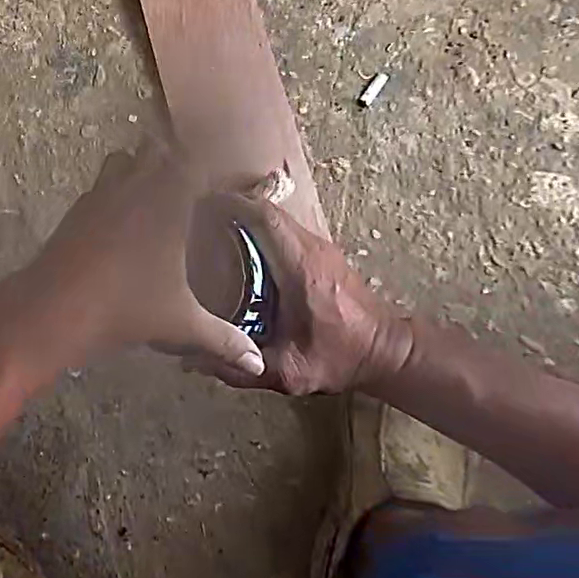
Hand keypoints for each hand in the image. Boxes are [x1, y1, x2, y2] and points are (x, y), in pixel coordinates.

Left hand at [0, 140, 264, 375]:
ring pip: (120, 159)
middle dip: (171, 156)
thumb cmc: (127, 307)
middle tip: (188, 180)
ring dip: (136, 166)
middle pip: (153, 148)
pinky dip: (112, 191)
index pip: (193, 163)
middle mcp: (133, 188)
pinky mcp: (76, 208)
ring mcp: (100, 194)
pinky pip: (98, 185)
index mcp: (167, 203)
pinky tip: (120, 220)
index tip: (218, 177)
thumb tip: (256, 362)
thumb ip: (223, 338)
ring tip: (153, 192)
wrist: (58, 305)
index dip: (206, 165)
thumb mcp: (181, 323)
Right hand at [184, 192, 412, 394]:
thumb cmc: (340, 358)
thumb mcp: (291, 372)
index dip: (229, 205)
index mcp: (302, 268)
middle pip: (263, 208)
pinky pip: (278, 223)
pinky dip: (252, 222)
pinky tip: (230, 238)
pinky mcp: (316, 249)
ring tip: (204, 224)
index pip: (264, 217)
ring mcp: (316, 245)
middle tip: (191, 216)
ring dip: (239, 212)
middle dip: (226, 205)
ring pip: (271, 212)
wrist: (388, 353)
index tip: (196, 207)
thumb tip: (195, 361)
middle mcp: (310, 247)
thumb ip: (245, 370)